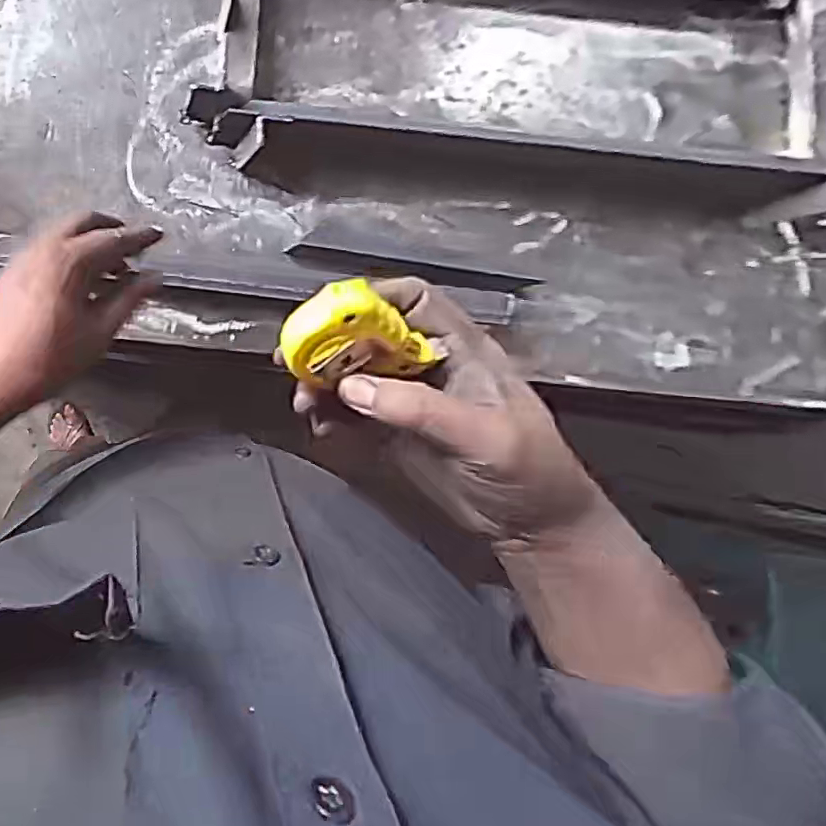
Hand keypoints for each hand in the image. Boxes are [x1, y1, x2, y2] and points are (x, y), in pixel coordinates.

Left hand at [0, 211, 162, 419]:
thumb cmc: (41, 361)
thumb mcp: (99, 332)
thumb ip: (129, 299)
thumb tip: (150, 281)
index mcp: (69, 260)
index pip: (114, 237)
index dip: (139, 237)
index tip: (154, 236)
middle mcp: (43, 251)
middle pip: (84, 222)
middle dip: (112, 229)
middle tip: (132, 244)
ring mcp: (23, 260)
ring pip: (62, 234)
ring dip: (89, 242)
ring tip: (111, 268)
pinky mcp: (12, 275)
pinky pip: (46, 250)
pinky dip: (67, 254)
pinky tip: (79, 281)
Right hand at [293, 278, 609, 549]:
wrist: (533, 527)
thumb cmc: (529, 471)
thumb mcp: (483, 436)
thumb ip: (417, 407)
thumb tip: (350, 387)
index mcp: (459, 348)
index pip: (411, 301)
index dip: (370, 299)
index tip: (329, 316)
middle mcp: (424, 364)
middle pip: (365, 335)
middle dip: (326, 344)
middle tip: (293, 360)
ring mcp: (402, 395)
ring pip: (347, 372)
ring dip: (318, 382)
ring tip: (304, 402)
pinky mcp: (386, 426)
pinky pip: (344, 410)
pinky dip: (325, 413)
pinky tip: (319, 425)